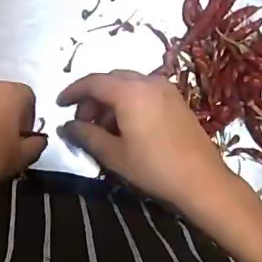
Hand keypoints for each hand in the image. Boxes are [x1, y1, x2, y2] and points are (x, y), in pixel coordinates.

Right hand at [58, 70, 245, 212]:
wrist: (202, 180)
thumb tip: (68, 126)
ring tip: (104, 130)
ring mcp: (167, 89)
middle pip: (111, 80)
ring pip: (129, 86)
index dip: (72, 92)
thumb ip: (86, 135)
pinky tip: (126, 128)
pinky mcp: (177, 101)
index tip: (59, 105)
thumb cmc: (154, 168)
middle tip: (82, 123)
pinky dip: (129, 104)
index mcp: (130, 91)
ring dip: (111, 102)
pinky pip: (145, 93)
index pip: (93, 82)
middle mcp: (149, 82)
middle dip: (93, 98)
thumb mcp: (114, 155)